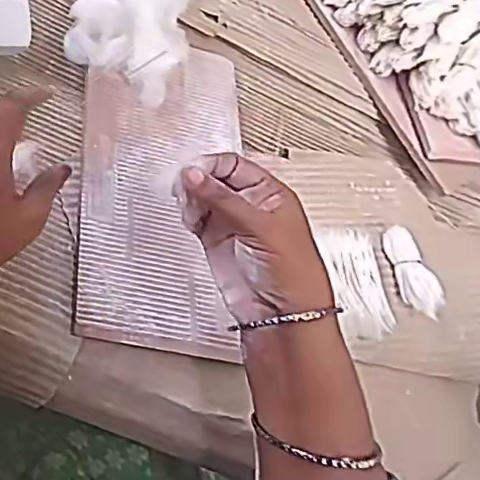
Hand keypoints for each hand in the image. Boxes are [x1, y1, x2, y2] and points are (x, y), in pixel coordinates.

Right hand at [178, 153, 333, 316]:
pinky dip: (187, 215)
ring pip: (200, 196)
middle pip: (213, 178)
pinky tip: (191, 221)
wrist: (281, 315)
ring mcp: (230, 221)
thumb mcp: (261, 228)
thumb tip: (194, 174)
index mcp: (269, 193)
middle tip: (185, 190)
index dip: (211, 165)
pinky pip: (194, 216)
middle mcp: (248, 204)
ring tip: (191, 211)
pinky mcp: (214, 237)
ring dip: (190, 199)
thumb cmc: (294, 274)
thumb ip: (223, 199)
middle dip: (196, 181)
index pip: (233, 164)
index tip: (192, 172)